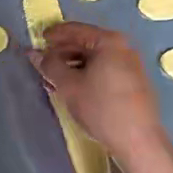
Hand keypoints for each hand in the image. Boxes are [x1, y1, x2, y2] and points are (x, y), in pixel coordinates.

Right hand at [29, 22, 171, 168]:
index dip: (53, 35)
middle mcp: (123, 47)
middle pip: (85, 43)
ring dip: (72, 66)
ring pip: (94, 59)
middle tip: (43, 64)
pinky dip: (87, 75)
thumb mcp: (69, 85)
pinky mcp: (133, 83)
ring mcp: (131, 65)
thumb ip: (49, 65)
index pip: (74, 29)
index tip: (36, 42)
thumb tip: (34, 53)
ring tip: (54, 80)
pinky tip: (74, 89)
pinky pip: (104, 70)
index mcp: (109, 41)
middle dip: (62, 53)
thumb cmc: (101, 108)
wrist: (138, 142)